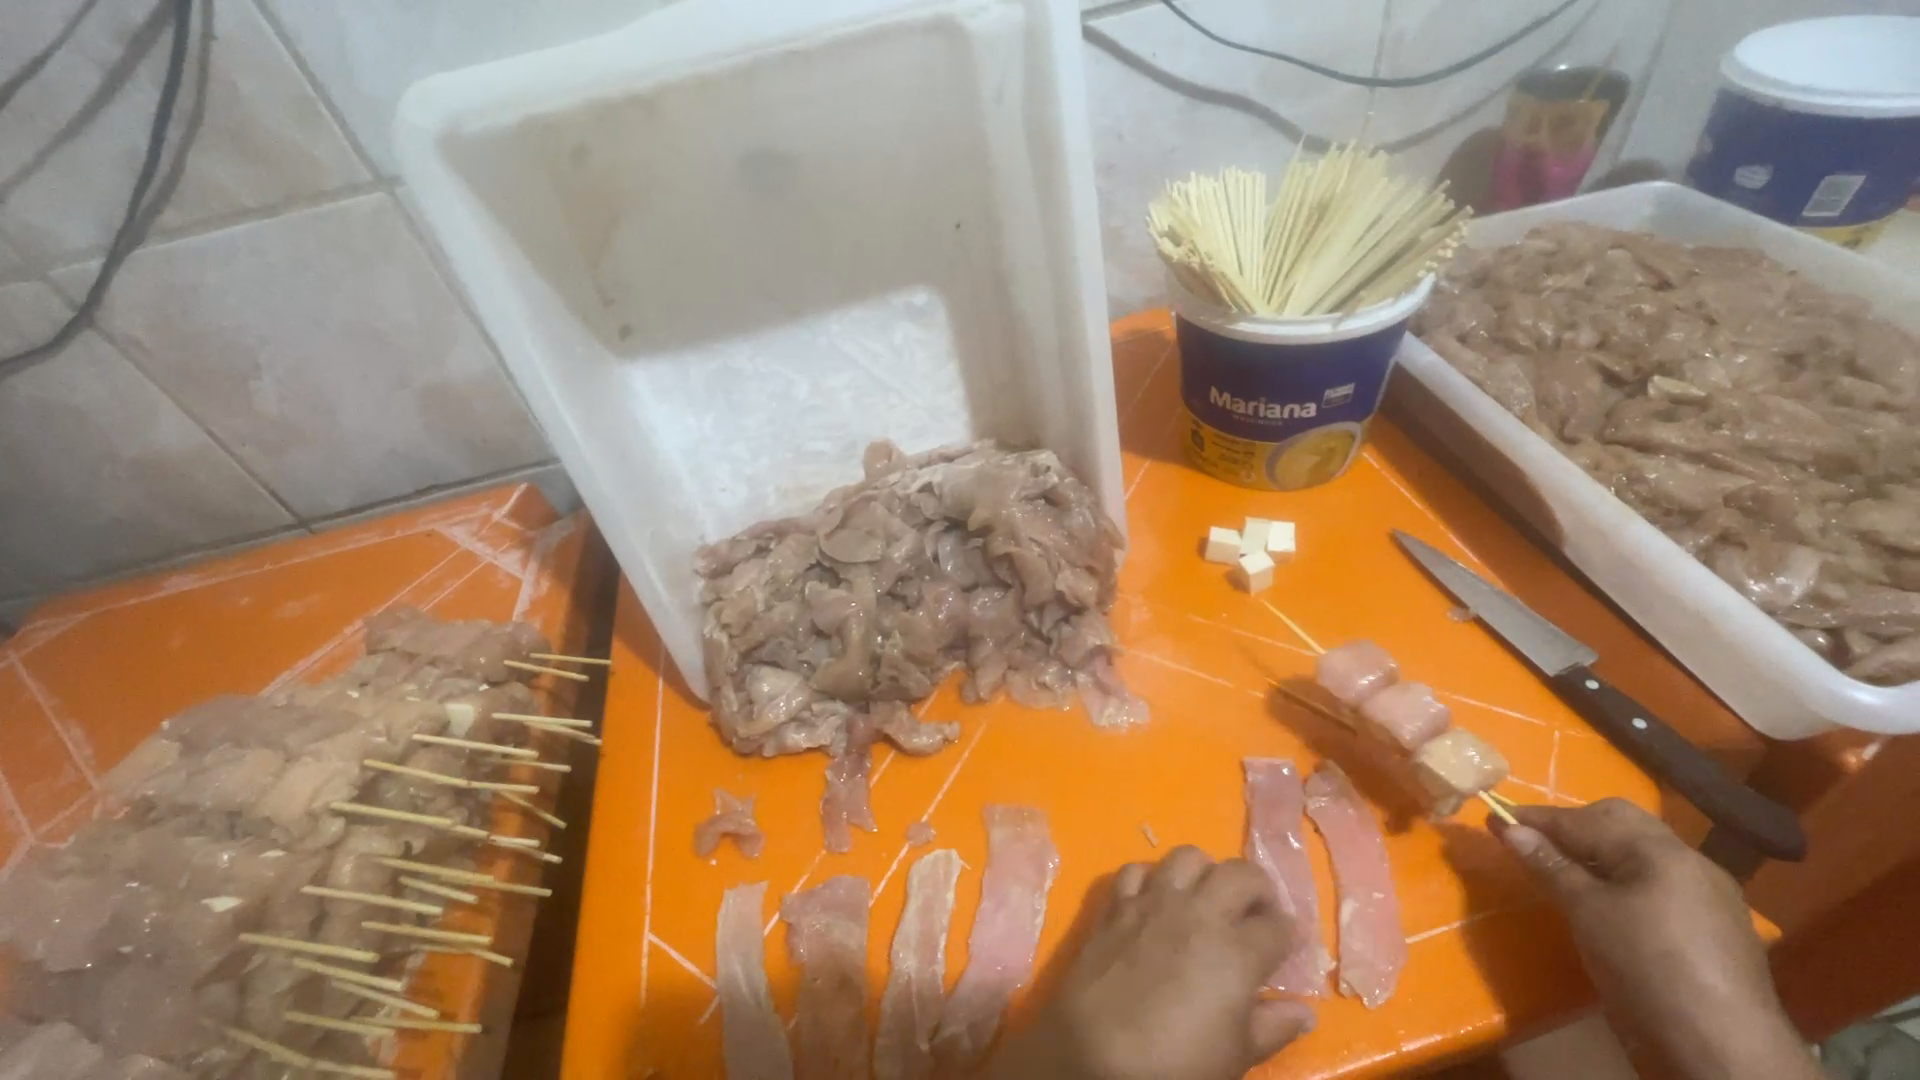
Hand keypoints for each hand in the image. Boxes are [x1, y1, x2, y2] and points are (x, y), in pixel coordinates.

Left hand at [985, 847, 1314, 1079]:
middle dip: (1256, 888)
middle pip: (1240, 873)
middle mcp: (1198, 914)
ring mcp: (1152, 903)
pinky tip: (1154, 900)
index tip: (1284, 944)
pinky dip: (1149, 878)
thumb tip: (1303, 1012)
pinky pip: (1135, 870)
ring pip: (1187, 856)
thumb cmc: (1174, 1064)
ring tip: (1205, 897)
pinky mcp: (1115, 906)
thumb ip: (1271, 1028)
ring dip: (1203, 872)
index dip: (1287, 933)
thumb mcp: (1234, 1057)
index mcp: (1236, 952)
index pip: (1278, 926)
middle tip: (1254, 913)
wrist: (1093, 1054)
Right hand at [1493, 799, 1820, 1079]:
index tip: (1494, 818)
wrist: (1723, 1047)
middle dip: (1573, 826)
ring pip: (1642, 853)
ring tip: (1563, 869)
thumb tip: (1508, 827)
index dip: (1536, 818)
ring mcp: (1710, 895)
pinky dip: (1623, 877)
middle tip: (1533, 842)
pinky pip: (1660, 882)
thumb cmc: (1645, 965)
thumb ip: (1547, 864)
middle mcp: (1691, 861)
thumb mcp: (1585, 911)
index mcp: (1661, 850)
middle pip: (1621, 824)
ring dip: (1599, 851)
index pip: (1585, 819)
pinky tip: (1607, 899)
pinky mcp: (1716, 926)